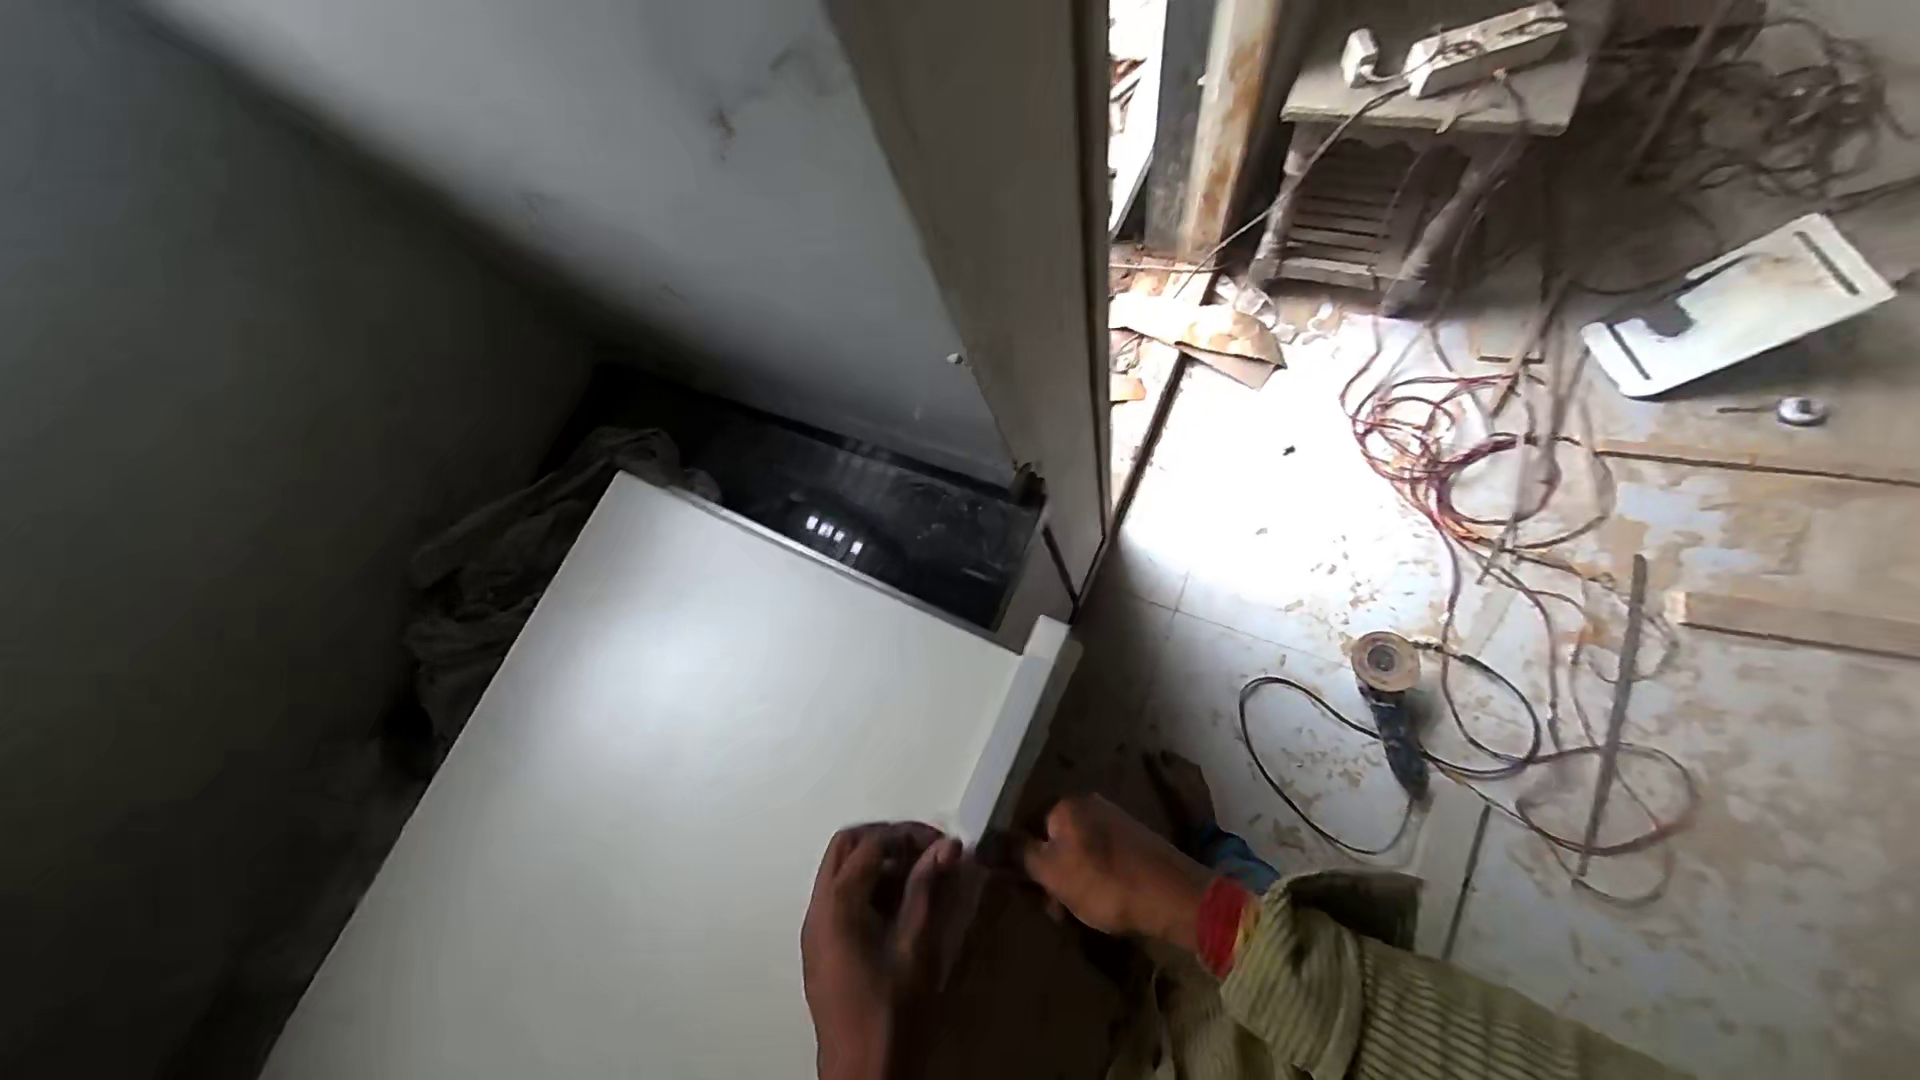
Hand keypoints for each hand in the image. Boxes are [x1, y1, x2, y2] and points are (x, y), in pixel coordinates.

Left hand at [801, 822, 963, 1079]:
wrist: (863, 1078)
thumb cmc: (891, 1015)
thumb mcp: (916, 948)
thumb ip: (927, 889)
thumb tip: (947, 845)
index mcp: (836, 906)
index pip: (869, 844)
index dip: (907, 835)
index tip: (940, 844)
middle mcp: (817, 910)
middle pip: (845, 847)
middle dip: (885, 839)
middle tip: (924, 852)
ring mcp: (815, 929)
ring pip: (840, 870)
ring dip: (877, 862)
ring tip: (918, 877)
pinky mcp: (821, 947)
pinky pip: (840, 896)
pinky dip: (868, 886)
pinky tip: (900, 905)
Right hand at [1020, 795, 1212, 951]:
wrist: (1174, 896)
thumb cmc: (1105, 882)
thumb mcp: (1051, 872)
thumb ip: (1013, 854)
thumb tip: (976, 841)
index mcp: (1063, 803)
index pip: (1023, 825)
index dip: (1018, 860)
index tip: (1025, 891)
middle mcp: (1086, 802)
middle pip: (1048, 838)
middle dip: (1045, 874)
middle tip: (1052, 907)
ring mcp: (1111, 819)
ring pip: (1072, 851)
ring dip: (1067, 881)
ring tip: (1075, 912)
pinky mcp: (1130, 840)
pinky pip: (1095, 856)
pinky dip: (1090, 878)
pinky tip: (1099, 903)